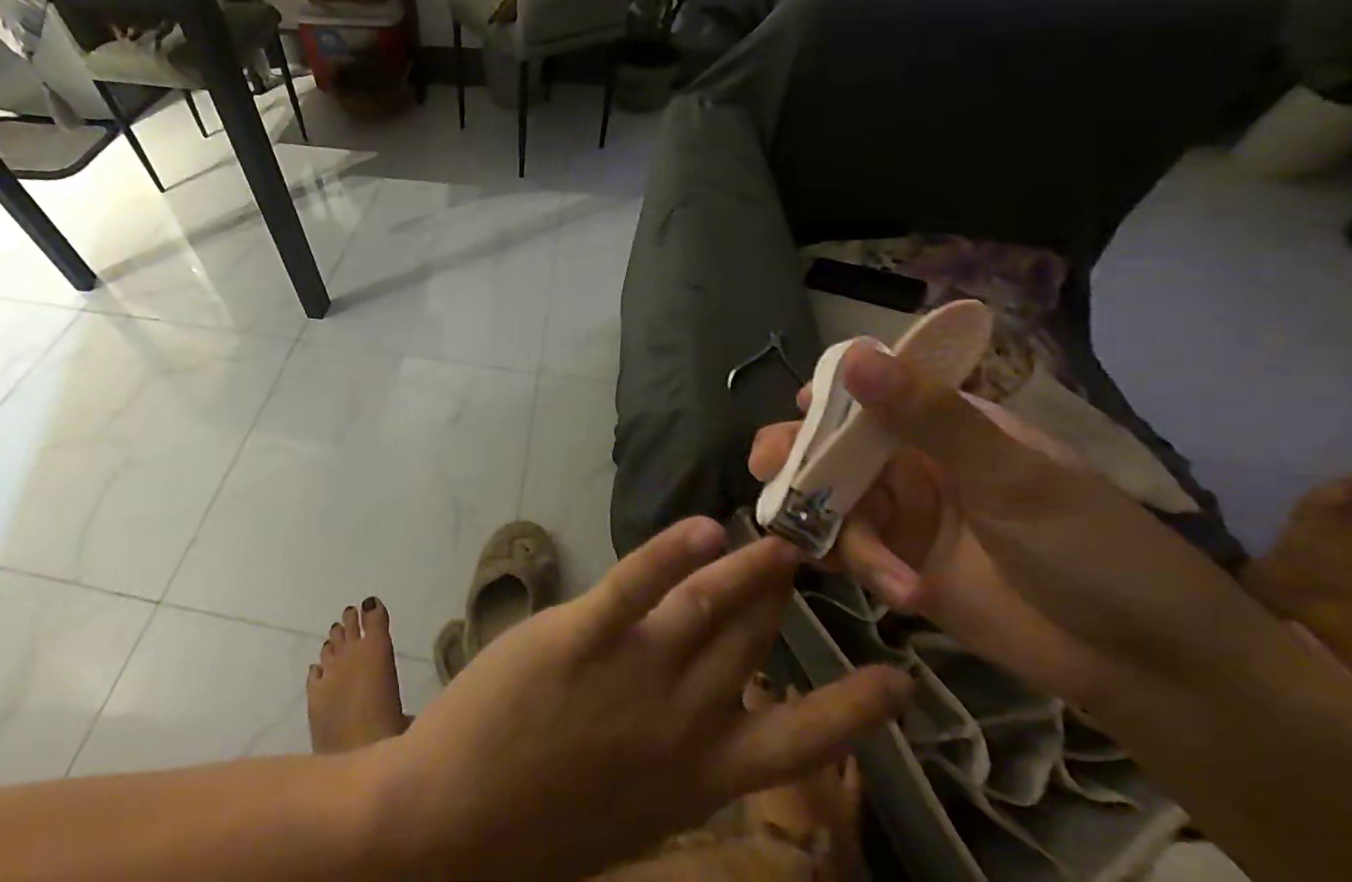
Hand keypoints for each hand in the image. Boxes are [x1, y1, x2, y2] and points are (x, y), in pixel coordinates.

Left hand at [380, 517, 910, 880]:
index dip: (856, 709)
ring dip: (746, 568)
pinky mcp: (579, 636)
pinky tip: (704, 526)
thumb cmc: (539, 824)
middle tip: (798, 555)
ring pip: (708, 606)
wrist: (453, 822)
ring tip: (774, 538)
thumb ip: (675, 763)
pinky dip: (673, 551)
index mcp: (703, 776)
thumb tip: (700, 715)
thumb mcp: (633, 810)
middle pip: (752, 642)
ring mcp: (633, 674)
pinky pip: (636, 585)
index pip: (802, 740)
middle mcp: (684, 722)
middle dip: (777, 597)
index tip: (899, 680)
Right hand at [749, 341, 1259, 705]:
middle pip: (827, 445)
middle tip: (774, 475)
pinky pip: (845, 553)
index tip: (801, 413)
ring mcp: (900, 516)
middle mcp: (909, 462)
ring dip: (832, 529)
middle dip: (796, 460)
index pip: (865, 390)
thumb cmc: (1094, 551)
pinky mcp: (893, 566)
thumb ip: (930, 417)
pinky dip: (858, 568)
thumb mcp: (1012, 479)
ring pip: (825, 500)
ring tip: (858, 565)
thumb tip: (854, 356)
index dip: (825, 396)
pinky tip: (901, 594)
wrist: (1150, 668)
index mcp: (941, 422)